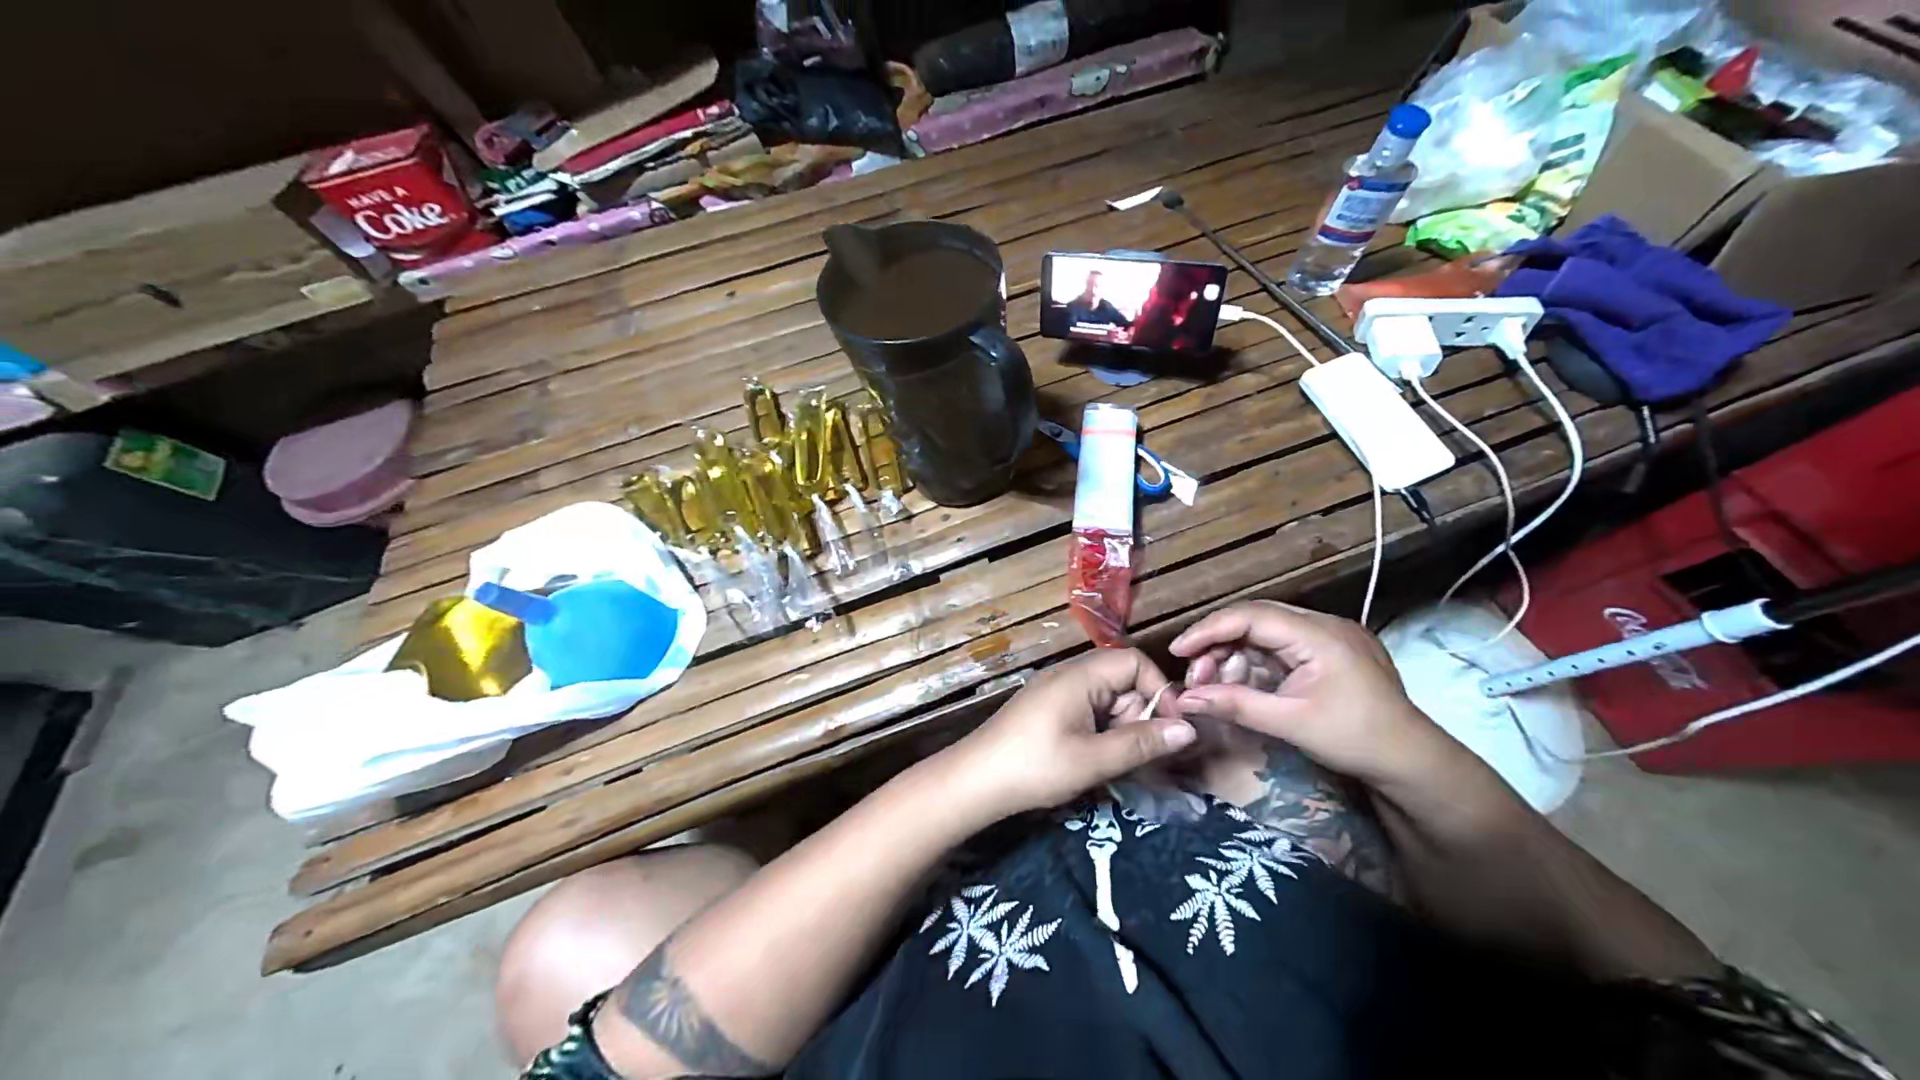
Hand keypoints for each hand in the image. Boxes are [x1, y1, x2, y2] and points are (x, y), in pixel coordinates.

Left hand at [943, 649, 1195, 817]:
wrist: (974, 781)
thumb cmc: (1035, 766)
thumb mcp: (1094, 759)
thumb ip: (1141, 743)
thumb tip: (1189, 729)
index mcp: (1079, 675)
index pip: (1134, 662)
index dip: (1158, 690)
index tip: (1170, 728)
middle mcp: (1068, 675)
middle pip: (1122, 680)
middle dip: (1140, 713)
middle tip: (1141, 752)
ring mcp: (1056, 691)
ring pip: (1107, 698)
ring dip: (1121, 727)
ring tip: (1117, 762)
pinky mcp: (1048, 709)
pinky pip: (1088, 709)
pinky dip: (1101, 731)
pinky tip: (1097, 760)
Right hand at [1169, 601, 1463, 794]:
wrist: (1413, 762)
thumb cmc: (1355, 740)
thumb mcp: (1289, 723)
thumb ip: (1235, 705)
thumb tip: (1184, 700)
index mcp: (1318, 635)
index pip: (1250, 616)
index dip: (1208, 630)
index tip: (1178, 650)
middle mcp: (1324, 624)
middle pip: (1255, 619)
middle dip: (1218, 644)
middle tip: (1195, 675)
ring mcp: (1329, 635)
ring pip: (1265, 631)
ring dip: (1235, 653)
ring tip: (1214, 682)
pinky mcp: (1330, 650)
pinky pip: (1281, 645)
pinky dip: (1255, 661)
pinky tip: (1240, 681)